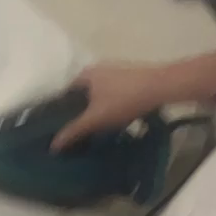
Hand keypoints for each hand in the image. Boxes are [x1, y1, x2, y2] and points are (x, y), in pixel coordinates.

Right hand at [50, 64, 172, 150]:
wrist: (163, 87)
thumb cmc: (124, 100)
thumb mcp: (94, 119)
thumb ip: (72, 132)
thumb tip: (52, 146)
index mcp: (84, 75)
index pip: (62, 94)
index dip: (56, 111)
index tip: (52, 128)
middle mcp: (97, 69)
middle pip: (78, 95)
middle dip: (73, 112)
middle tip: (69, 132)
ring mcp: (114, 72)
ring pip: (94, 95)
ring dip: (89, 111)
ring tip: (86, 130)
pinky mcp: (128, 78)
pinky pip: (107, 96)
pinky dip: (103, 108)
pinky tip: (105, 122)